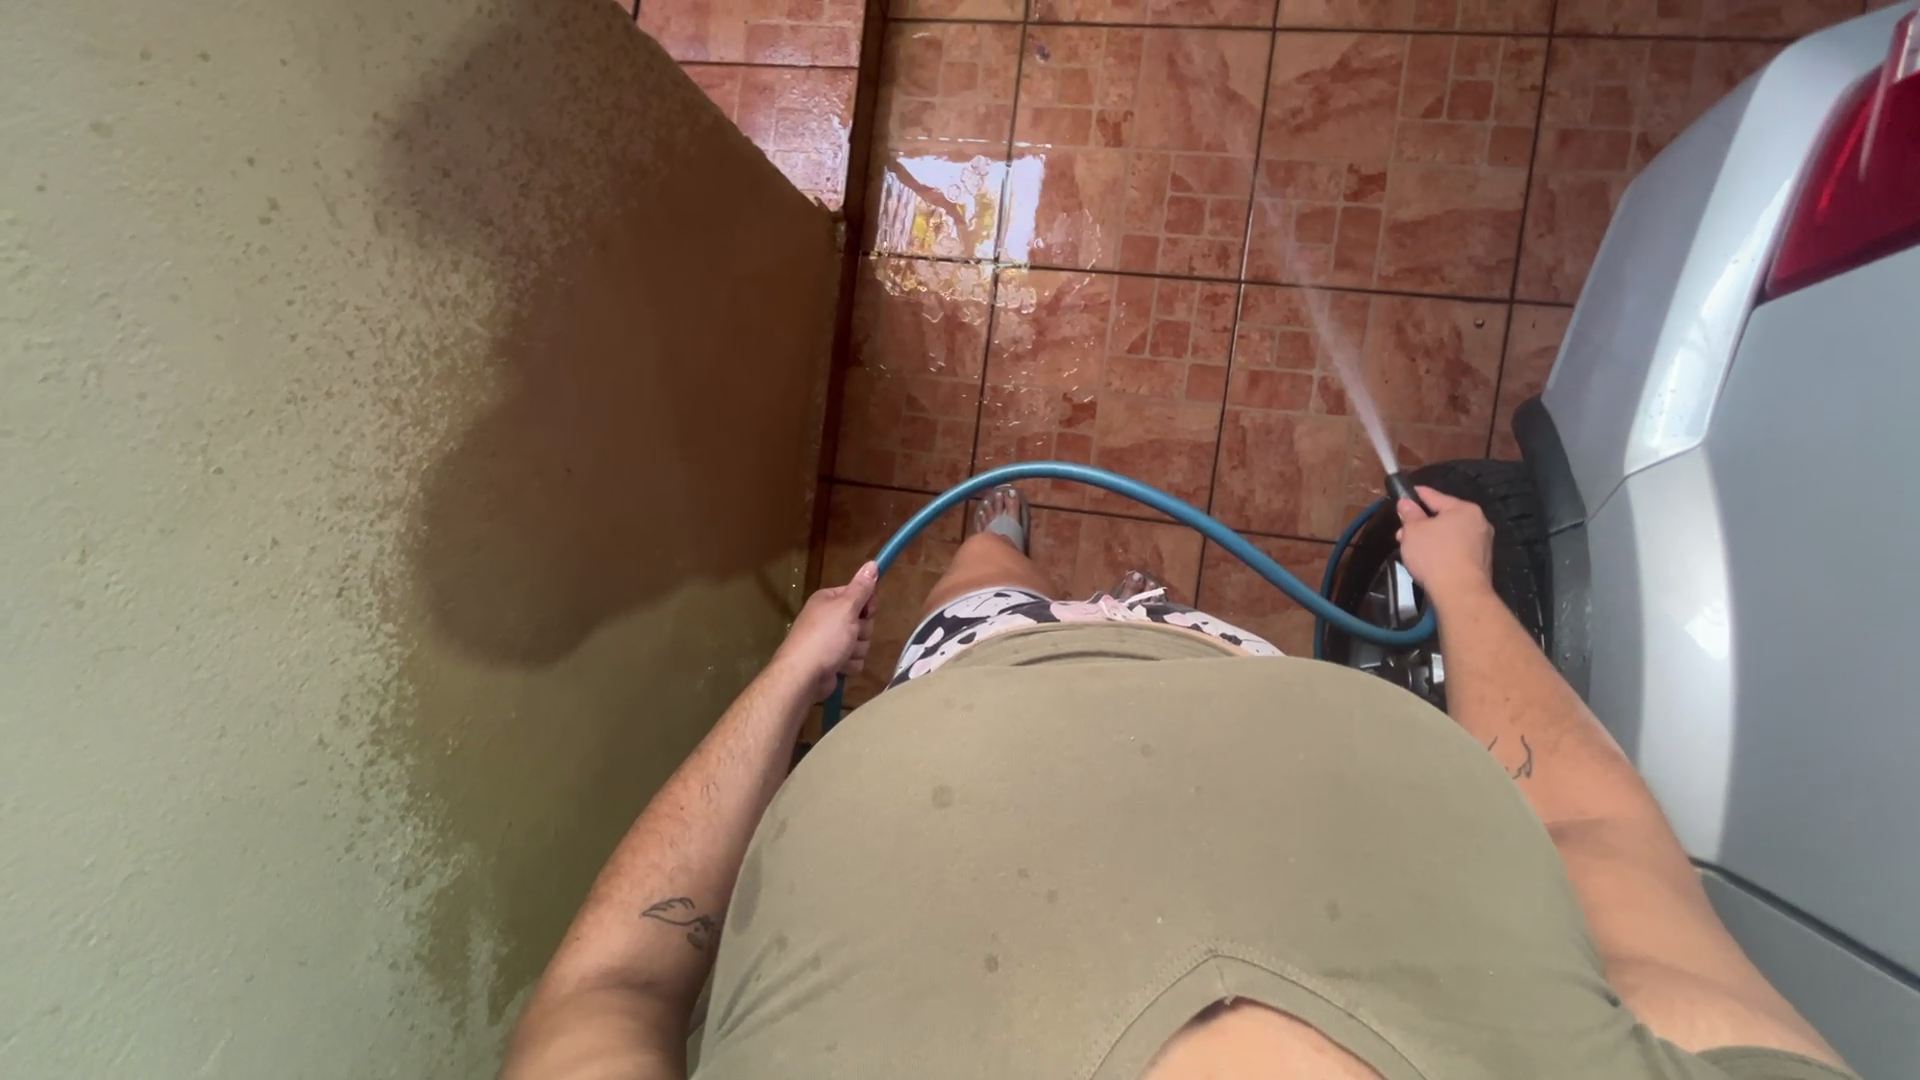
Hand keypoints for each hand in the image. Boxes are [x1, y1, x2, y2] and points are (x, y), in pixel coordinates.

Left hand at [770, 562, 878, 701]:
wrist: (803, 675)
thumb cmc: (825, 637)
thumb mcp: (846, 608)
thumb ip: (862, 587)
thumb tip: (872, 563)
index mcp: (829, 600)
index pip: (860, 594)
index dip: (867, 605)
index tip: (867, 612)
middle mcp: (829, 617)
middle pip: (863, 620)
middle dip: (861, 631)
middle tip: (851, 635)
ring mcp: (831, 640)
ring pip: (861, 642)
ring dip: (856, 650)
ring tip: (842, 654)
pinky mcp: (834, 660)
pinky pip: (854, 659)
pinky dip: (849, 664)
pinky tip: (839, 666)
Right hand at [1395, 486, 1493, 604]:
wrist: (1459, 591)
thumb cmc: (1434, 554)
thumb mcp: (1413, 530)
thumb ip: (1409, 514)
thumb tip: (1406, 503)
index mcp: (1464, 509)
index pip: (1434, 496)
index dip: (1415, 494)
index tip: (1403, 493)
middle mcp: (1478, 522)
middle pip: (1443, 516)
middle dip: (1421, 522)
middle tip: (1402, 532)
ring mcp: (1482, 543)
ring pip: (1449, 533)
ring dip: (1429, 537)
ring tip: (1411, 548)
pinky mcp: (1480, 561)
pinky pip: (1455, 548)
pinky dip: (1440, 550)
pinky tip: (1427, 560)